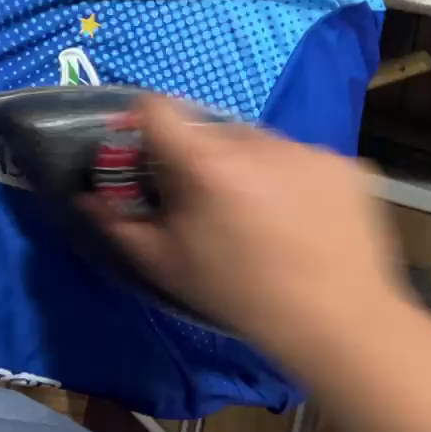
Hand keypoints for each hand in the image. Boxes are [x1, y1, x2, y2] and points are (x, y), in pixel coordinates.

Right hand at [80, 95, 408, 358]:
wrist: (341, 324)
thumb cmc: (237, 293)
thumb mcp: (163, 263)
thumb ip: (115, 222)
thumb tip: (85, 195)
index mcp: (204, 162)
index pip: (156, 107)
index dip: (142, 121)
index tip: (145, 149)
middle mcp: (255, 142)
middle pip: (206, 127)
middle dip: (196, 154)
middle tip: (202, 198)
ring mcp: (306, 149)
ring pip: (254, 141)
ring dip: (242, 164)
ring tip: (254, 212)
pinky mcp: (345, 163)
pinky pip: (298, 157)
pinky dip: (287, 176)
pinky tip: (296, 216)